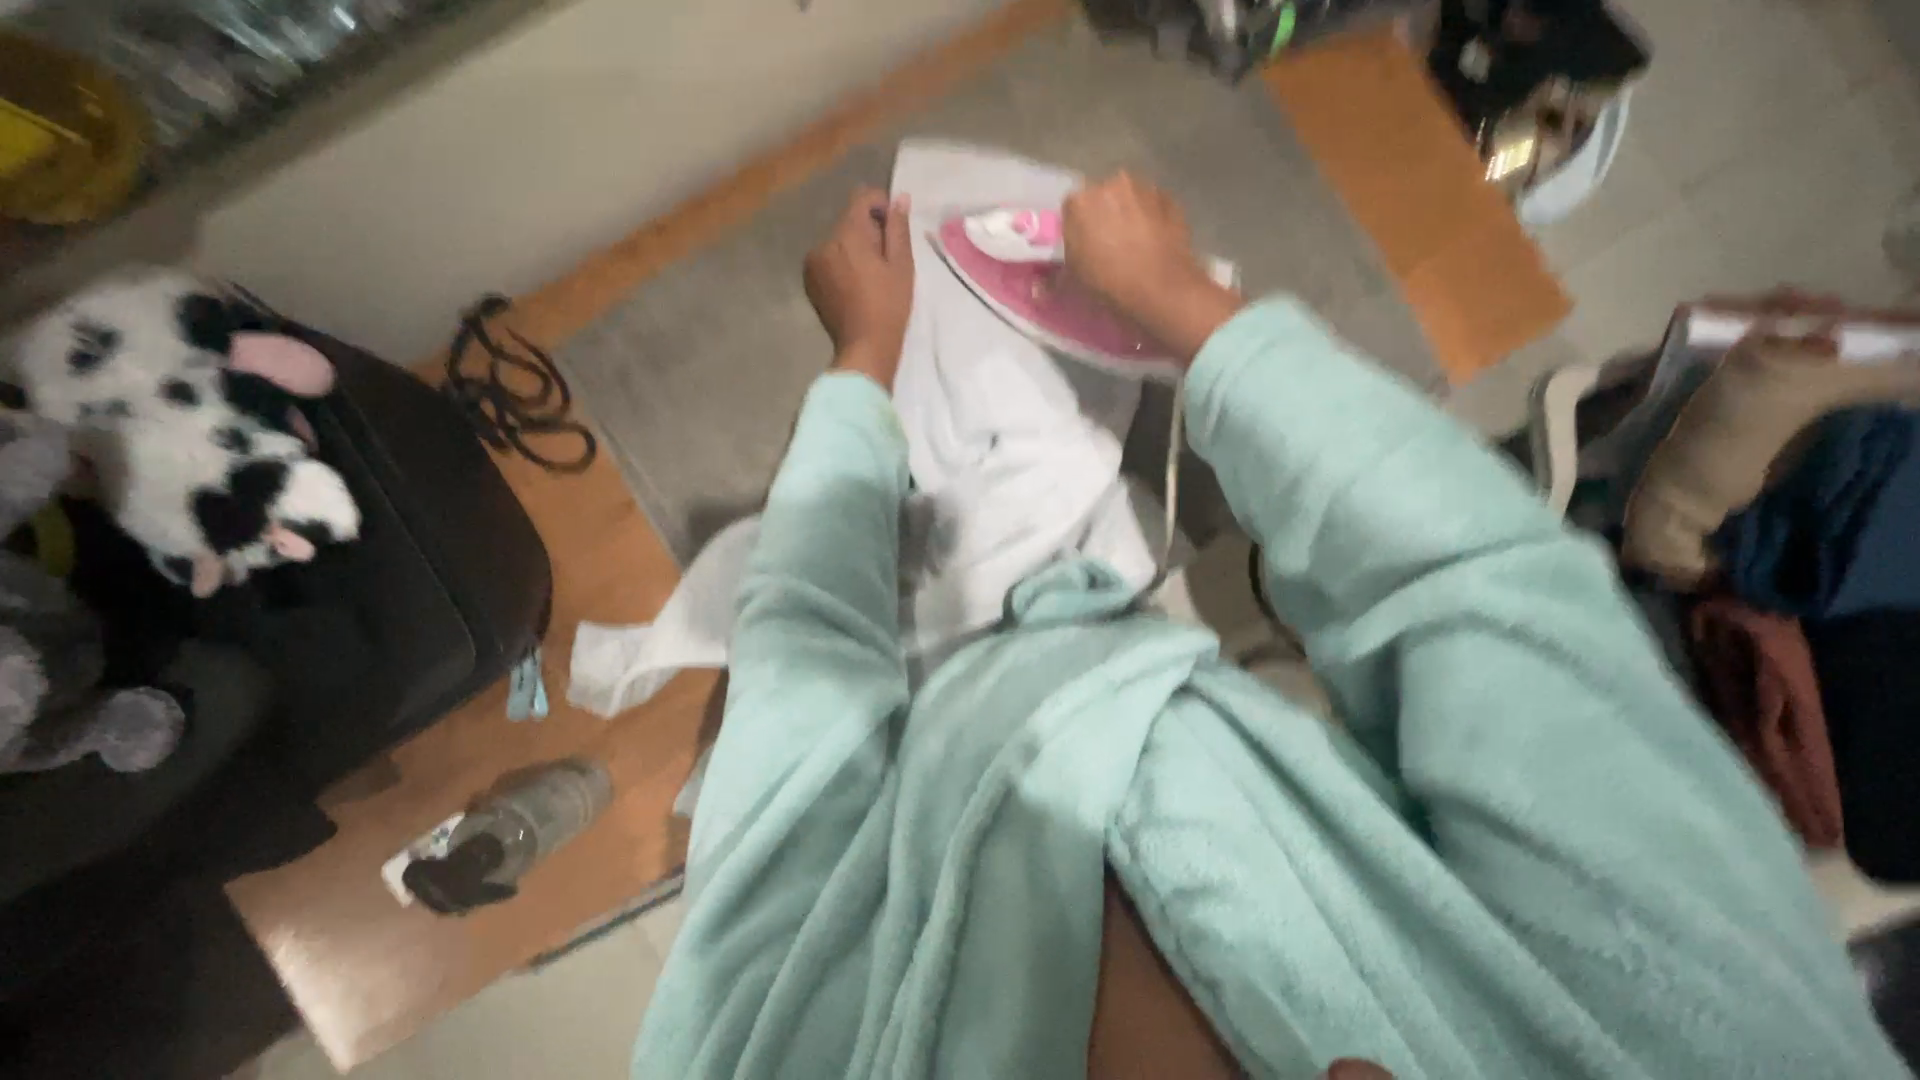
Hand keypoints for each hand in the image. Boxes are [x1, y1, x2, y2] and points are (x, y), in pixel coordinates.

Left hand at [805, 188, 914, 388]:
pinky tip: (854, 287)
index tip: (894, 230)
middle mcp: (824, 242)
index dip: (881, 206)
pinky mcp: (809, 281)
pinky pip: (827, 260)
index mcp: (847, 235)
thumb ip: (898, 228)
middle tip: (885, 262)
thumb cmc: (889, 306)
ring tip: (870, 277)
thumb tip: (899, 198)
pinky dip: (840, 265)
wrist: (864, 348)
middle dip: (868, 232)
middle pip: (849, 221)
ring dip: (853, 249)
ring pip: (838, 241)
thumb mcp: (901, 265)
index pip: (863, 198)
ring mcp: (812, 263)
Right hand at [1063, 172, 1241, 364]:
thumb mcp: (1074, 283)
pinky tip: (1155, 242)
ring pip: (1131, 198)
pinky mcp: (1171, 199)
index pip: (1072, 208)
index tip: (1084, 246)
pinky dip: (1154, 218)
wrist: (1160, 289)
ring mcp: (1145, 188)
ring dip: (1131, 213)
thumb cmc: (1108, 282)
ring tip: (1135, 244)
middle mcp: (1112, 184)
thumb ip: (1054, 279)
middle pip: (1103, 196)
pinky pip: (1155, 206)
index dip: (1078, 227)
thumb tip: (1036, 290)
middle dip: (1105, 215)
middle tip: (1109, 245)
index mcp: (1080, 201)